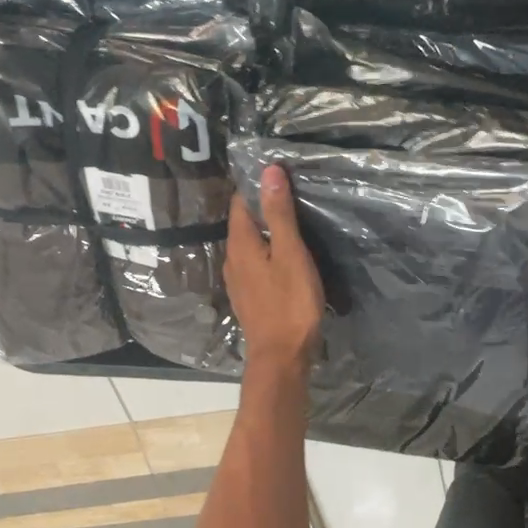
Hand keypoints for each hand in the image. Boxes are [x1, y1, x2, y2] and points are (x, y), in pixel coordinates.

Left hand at [227, 164, 325, 375]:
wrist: (282, 356)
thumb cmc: (290, 303)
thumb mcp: (290, 253)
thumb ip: (279, 214)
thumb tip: (269, 171)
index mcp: (240, 244)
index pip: (241, 201)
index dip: (258, 185)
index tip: (282, 174)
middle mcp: (232, 259)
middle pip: (244, 222)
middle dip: (264, 207)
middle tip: (294, 195)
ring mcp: (239, 280)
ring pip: (250, 244)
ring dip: (268, 232)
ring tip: (294, 223)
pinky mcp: (249, 296)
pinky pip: (256, 263)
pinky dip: (269, 253)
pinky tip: (287, 257)